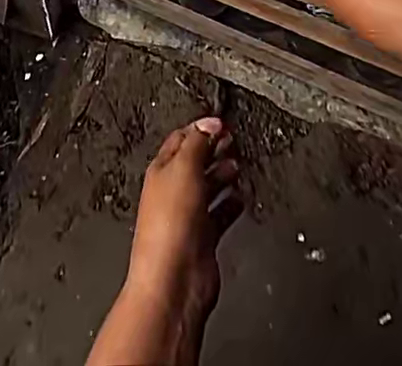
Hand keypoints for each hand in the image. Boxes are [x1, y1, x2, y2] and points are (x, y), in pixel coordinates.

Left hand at [125, 117, 242, 319]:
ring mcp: (188, 214)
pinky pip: (219, 214)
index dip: (201, 128)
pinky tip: (239, 198)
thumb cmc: (168, 226)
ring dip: (222, 173)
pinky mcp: (203, 237)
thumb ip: (197, 144)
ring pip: (207, 186)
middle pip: (195, 161)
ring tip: (237, 163)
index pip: (181, 139)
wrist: (173, 279)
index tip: (221, 122)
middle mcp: (173, 190)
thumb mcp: (183, 169)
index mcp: (161, 169)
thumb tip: (207, 123)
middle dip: (213, 148)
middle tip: (232, 139)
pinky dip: (230, 203)